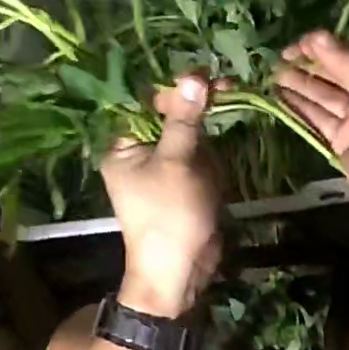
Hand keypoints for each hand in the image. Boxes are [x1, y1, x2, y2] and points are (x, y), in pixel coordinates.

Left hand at [100, 73, 222, 317]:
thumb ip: (184, 120)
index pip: (145, 103)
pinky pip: (198, 157)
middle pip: (169, 116)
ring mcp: (162, 167)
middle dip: (196, 108)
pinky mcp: (182, 182)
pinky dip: (210, 159)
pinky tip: (215, 173)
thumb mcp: (177, 162)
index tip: (205, 76)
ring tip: (219, 138)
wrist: (181, 272)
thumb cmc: (170, 215)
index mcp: (123, 147)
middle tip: (225, 87)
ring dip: (206, 137)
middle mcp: (138, 152)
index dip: (175, 89)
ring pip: (188, 135)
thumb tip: (192, 77)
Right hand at [275, 31, 348, 225]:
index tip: (301, 42)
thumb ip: (345, 60)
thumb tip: (315, 36)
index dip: (328, 46)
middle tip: (280, 56)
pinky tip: (279, 95)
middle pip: (337, 74)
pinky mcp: (342, 144)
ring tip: (272, 71)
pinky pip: (318, 121)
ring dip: (300, 83)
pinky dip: (299, 108)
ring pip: (324, 96)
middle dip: (310, 63)